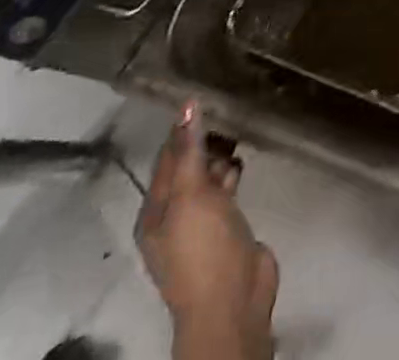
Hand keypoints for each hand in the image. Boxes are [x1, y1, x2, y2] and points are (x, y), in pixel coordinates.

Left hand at [138, 104, 278, 359]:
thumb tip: (187, 105)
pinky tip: (244, 161)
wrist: (232, 300)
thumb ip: (189, 151)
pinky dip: (232, 174)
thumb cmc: (203, 247)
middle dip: (202, 141)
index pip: (165, 159)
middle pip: (186, 168)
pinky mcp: (227, 228)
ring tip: (238, 130)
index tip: (200, 97)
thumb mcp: (191, 195)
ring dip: (218, 157)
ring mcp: (201, 223)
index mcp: (154, 211)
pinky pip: (225, 192)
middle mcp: (173, 215)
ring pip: (207, 179)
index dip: (180, 130)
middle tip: (227, 109)